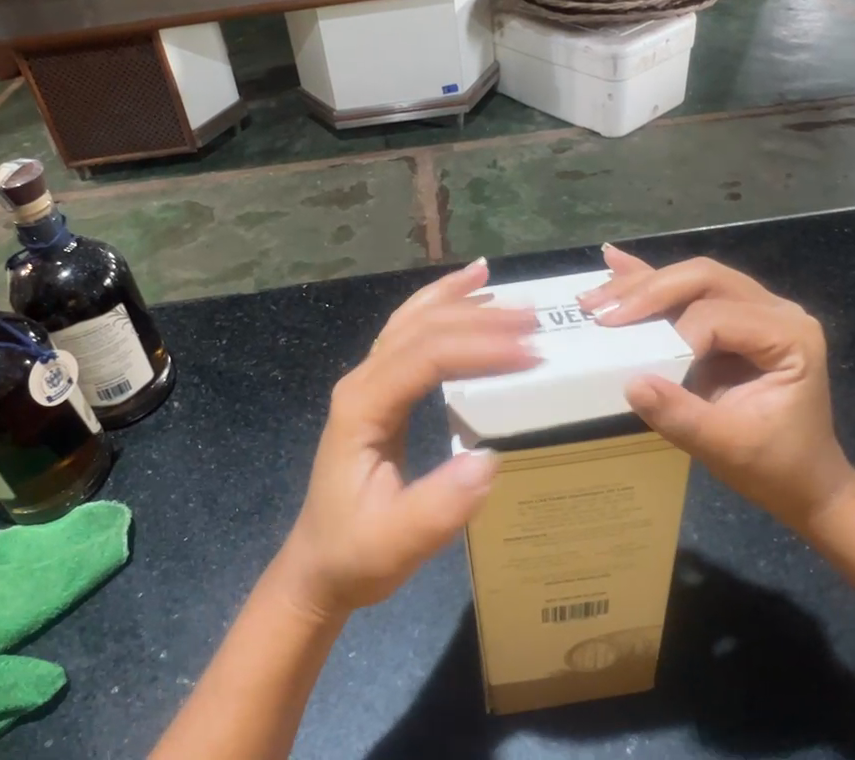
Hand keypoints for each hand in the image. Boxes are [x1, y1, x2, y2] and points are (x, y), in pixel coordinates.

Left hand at [276, 259, 539, 620]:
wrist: (319, 566)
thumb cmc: (356, 554)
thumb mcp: (396, 542)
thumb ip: (439, 505)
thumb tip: (490, 459)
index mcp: (363, 408)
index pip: (425, 358)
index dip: (479, 350)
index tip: (532, 355)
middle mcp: (362, 382)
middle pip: (421, 329)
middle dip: (478, 318)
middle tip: (535, 318)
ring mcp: (368, 382)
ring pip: (413, 321)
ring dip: (459, 302)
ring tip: (505, 288)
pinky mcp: (380, 390)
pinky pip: (410, 334)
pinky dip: (440, 306)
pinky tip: (467, 291)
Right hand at [577, 245, 854, 532]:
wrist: (805, 483)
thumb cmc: (776, 466)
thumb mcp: (727, 447)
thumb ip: (681, 415)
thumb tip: (632, 383)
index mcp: (789, 336)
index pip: (716, 316)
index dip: (672, 336)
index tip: (636, 367)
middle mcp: (776, 310)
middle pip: (704, 278)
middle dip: (648, 292)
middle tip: (602, 316)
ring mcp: (757, 309)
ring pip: (693, 278)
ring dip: (641, 286)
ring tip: (593, 300)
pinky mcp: (734, 318)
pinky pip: (691, 291)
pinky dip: (650, 280)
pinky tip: (614, 260)